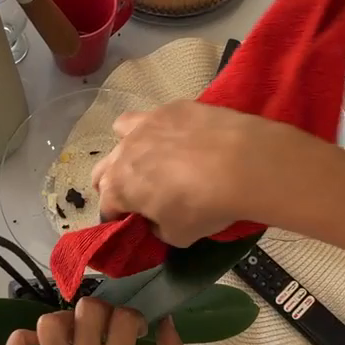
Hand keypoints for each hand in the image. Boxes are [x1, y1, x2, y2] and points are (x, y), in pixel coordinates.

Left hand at [0, 299, 184, 344]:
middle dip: (103, 311)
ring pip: (49, 323)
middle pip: (86, 311)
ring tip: (78, 333)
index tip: (136, 333)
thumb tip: (166, 320)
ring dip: (67, 320)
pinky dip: (23, 341)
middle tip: (108, 328)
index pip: (123, 318)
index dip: (135, 318)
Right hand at [91, 102, 316, 245]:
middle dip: (114, 185)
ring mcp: (145, 125)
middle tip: (139, 195)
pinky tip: (181, 137)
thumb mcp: (178, 236)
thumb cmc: (203, 206)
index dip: (117, 219)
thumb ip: (158, 230)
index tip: (132, 224)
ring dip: (129, 150)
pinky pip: (153, 117)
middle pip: (104, 171)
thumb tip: (155, 221)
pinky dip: (159, 129)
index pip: (106, 208)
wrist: (241, 163)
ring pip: (121, 134)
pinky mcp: (170, 108)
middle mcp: (123, 153)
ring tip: (152, 158)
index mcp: (119, 187)